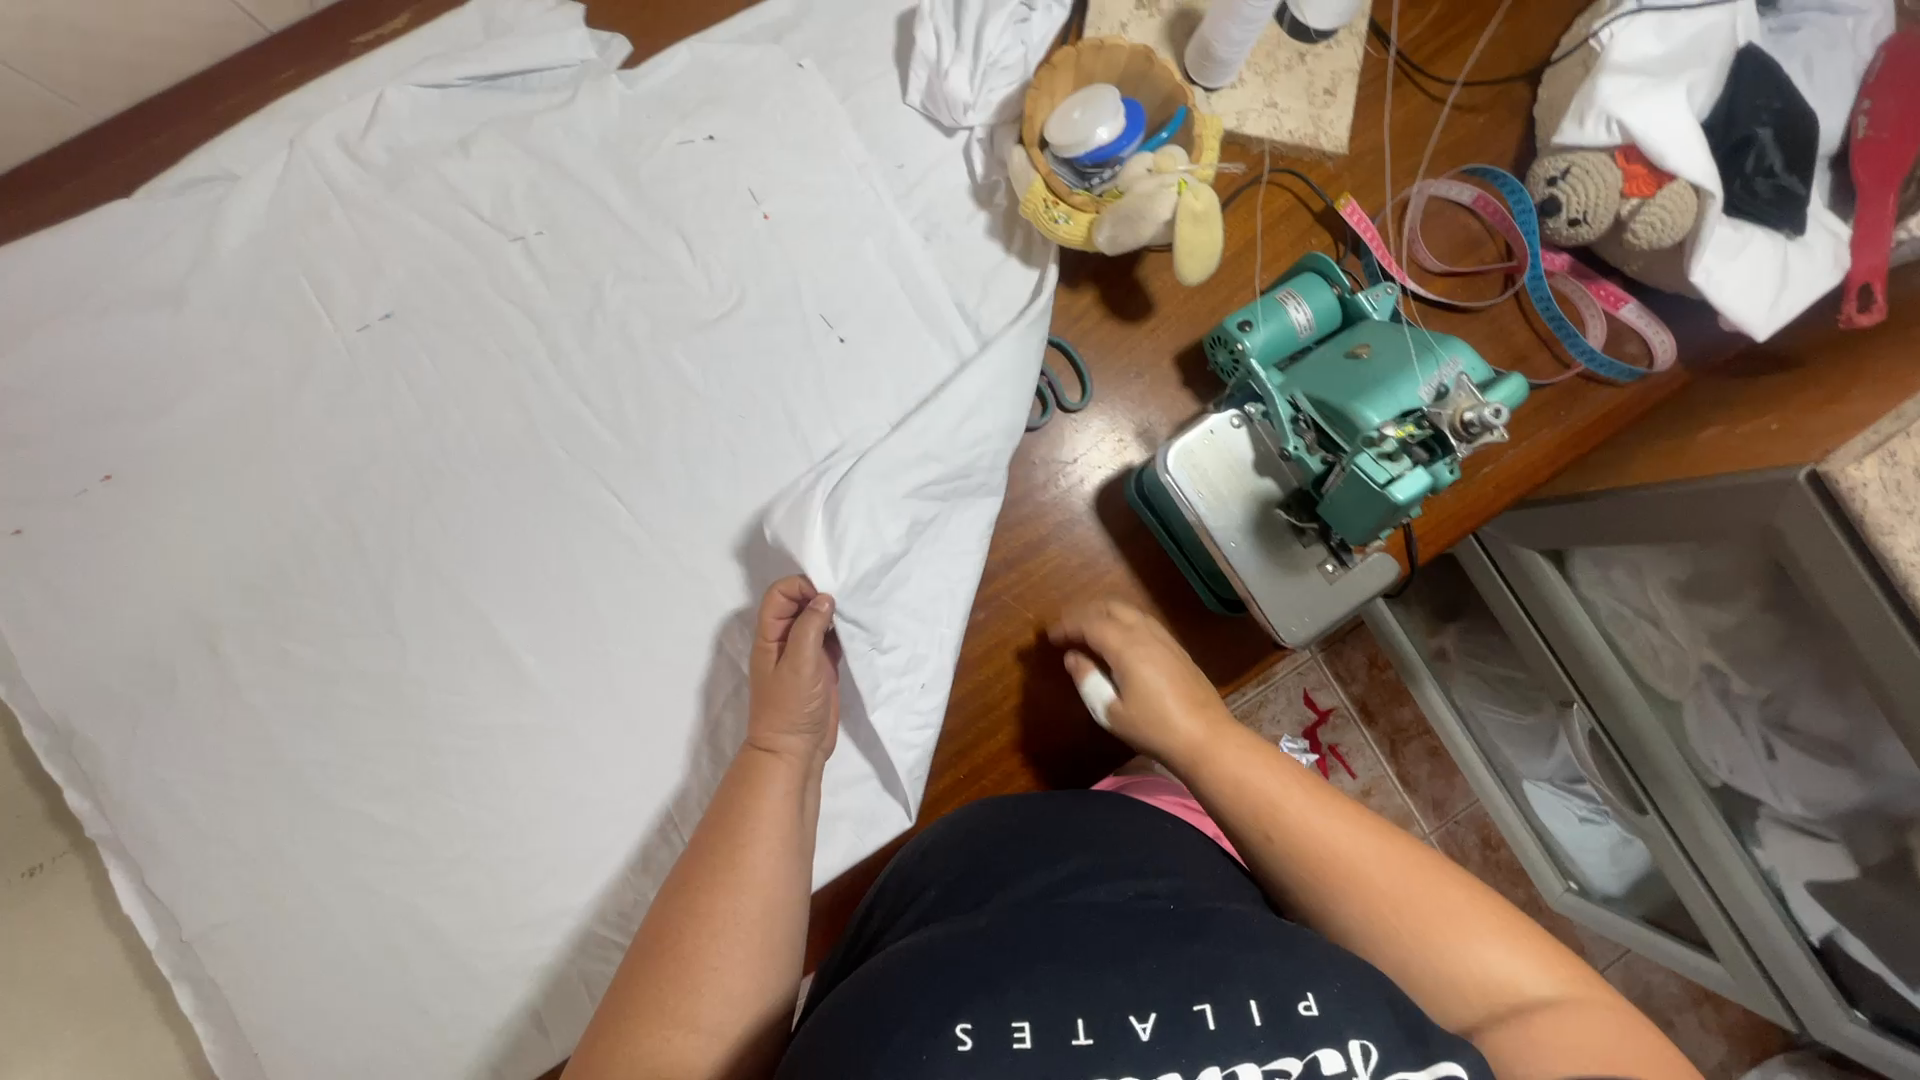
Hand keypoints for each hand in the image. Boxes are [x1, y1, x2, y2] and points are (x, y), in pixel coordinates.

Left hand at [746, 576, 841, 767]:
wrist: (795, 751)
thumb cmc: (790, 707)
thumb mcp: (798, 663)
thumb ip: (809, 627)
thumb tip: (825, 598)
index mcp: (770, 635)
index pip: (780, 594)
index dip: (801, 587)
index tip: (828, 594)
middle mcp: (786, 639)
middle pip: (800, 602)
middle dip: (821, 595)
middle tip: (848, 600)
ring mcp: (805, 653)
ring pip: (818, 619)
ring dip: (835, 613)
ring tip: (857, 611)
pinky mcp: (822, 667)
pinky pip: (833, 639)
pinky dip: (844, 632)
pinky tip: (860, 630)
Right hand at [1048, 598, 1236, 772]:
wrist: (1206, 738)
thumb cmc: (1154, 729)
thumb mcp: (1110, 712)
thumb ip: (1088, 680)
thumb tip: (1073, 658)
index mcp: (1127, 647)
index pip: (1090, 623)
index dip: (1067, 626)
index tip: (1050, 636)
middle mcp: (1146, 634)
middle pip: (1111, 607)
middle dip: (1084, 612)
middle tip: (1066, 628)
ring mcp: (1165, 639)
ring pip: (1130, 611)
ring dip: (1105, 614)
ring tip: (1088, 630)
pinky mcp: (1177, 649)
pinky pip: (1144, 622)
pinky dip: (1123, 621)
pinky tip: (1118, 640)